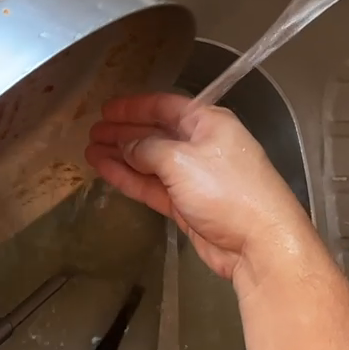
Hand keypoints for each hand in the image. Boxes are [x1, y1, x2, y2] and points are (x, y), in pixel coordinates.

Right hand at [86, 92, 318, 282]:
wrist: (258, 243)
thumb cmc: (227, 191)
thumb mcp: (182, 160)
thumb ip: (147, 149)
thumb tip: (126, 146)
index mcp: (208, 123)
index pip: (166, 106)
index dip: (135, 106)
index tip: (107, 109)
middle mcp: (201, 146)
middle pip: (155, 133)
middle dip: (124, 132)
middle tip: (93, 131)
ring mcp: (193, 177)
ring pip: (150, 162)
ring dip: (121, 156)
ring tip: (91, 151)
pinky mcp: (186, 205)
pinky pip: (152, 186)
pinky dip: (129, 178)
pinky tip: (106, 171)